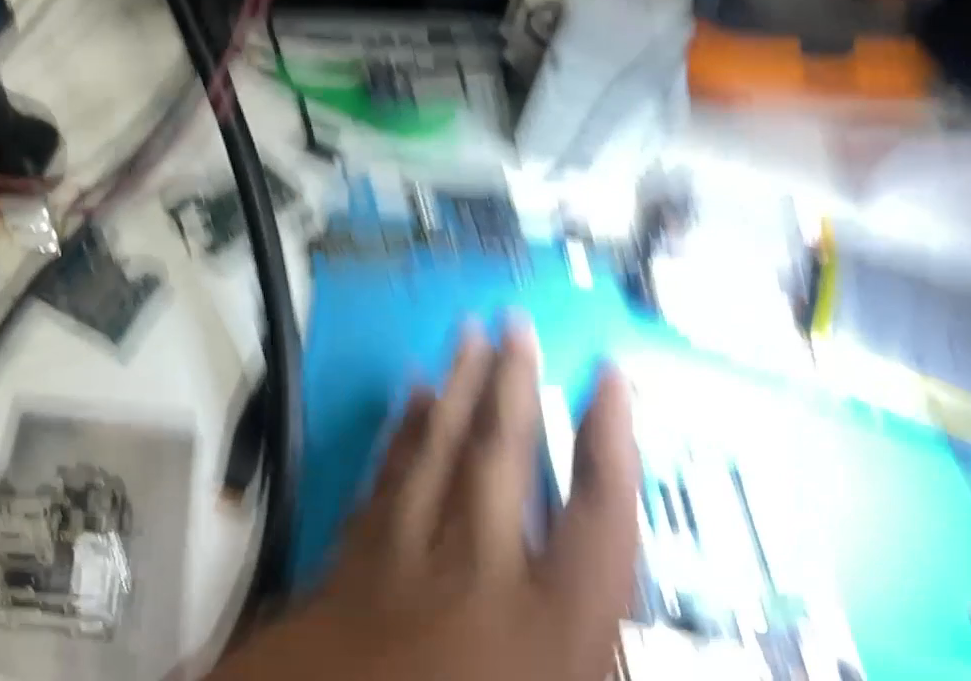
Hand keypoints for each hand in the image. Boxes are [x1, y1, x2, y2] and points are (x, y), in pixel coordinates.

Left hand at [207, 318, 639, 680]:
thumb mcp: (561, 674)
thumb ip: (584, 639)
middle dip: (512, 385)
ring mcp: (408, 549)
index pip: (600, 512)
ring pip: (437, 448)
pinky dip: (400, 430)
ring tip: (468, 334)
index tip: (612, 377)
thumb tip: (598, 586)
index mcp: (552, 620)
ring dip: (455, 387)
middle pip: (502, 456)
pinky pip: (386, 472)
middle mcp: (480, 566)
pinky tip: (409, 394)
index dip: (612, 439)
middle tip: (516, 324)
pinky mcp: (358, 550)